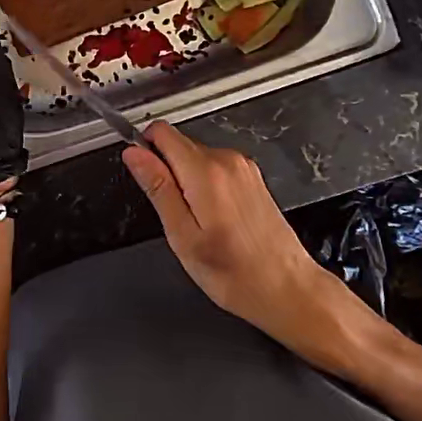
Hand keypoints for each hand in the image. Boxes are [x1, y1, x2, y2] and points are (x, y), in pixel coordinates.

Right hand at [122, 122, 368, 359]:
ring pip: (196, 158)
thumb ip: (157, 187)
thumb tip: (134, 154)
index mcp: (206, 171)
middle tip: (176, 216)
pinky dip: (206, 187)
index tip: (143, 176)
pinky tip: (216, 221)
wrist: (288, 288)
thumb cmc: (235, 273)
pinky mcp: (252, 176)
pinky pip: (216, 168)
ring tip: (199, 224)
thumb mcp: (183, 236)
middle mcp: (227, 160)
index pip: (161, 132)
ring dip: (187, 181)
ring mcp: (243, 167)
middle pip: (178, 144)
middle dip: (167, 172)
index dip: (144, 149)